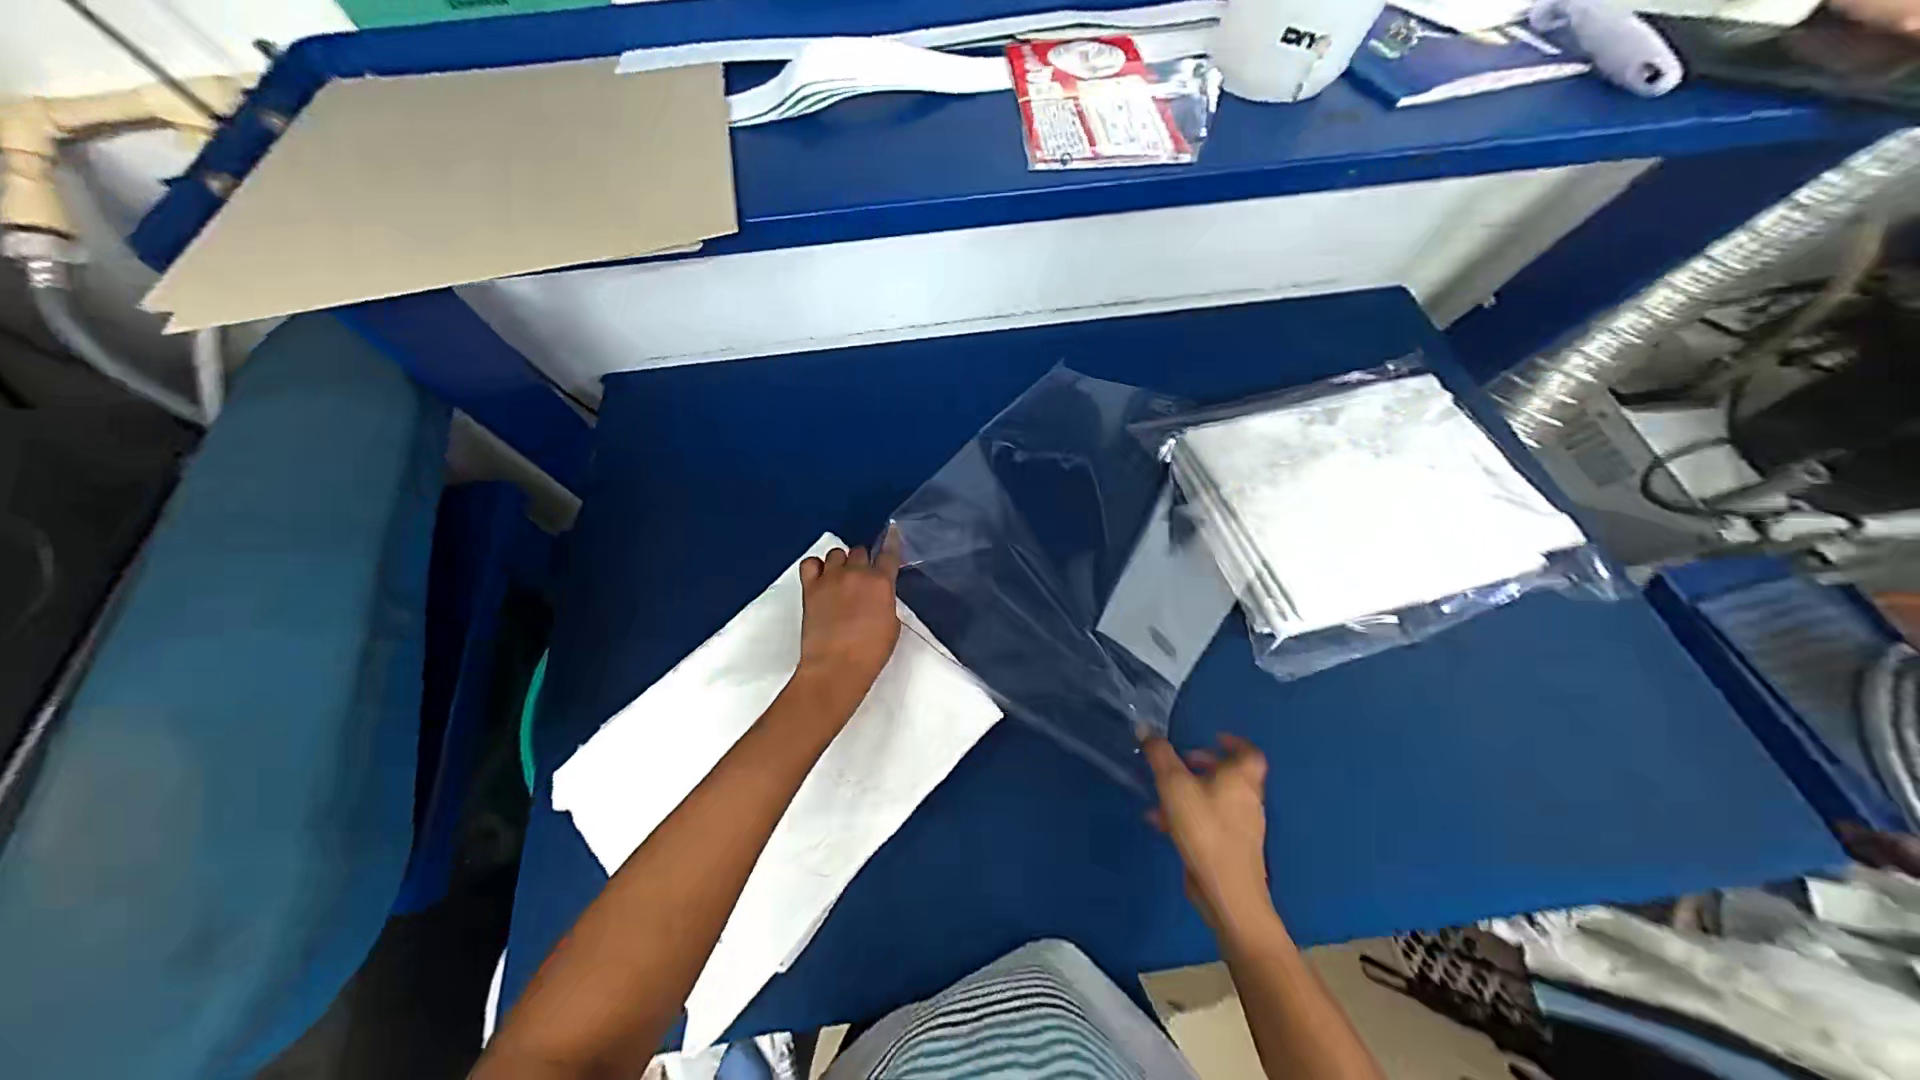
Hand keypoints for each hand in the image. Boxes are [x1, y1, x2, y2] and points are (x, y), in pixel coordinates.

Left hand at [795, 540, 902, 703]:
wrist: (836, 666)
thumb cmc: (870, 652)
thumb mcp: (892, 625)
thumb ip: (886, 601)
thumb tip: (877, 595)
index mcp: (880, 582)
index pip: (889, 554)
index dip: (892, 543)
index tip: (892, 534)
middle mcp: (856, 574)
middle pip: (860, 551)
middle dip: (863, 561)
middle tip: (862, 578)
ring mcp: (830, 578)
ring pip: (836, 553)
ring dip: (841, 562)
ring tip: (841, 578)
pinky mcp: (810, 588)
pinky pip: (810, 563)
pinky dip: (816, 566)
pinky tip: (821, 578)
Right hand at [1145, 734, 1272, 932]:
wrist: (1227, 891)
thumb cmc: (1204, 830)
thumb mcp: (1174, 786)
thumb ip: (1159, 756)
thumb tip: (1146, 729)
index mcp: (1241, 779)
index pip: (1249, 752)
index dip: (1233, 742)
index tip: (1213, 737)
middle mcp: (1247, 799)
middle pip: (1230, 774)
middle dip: (1204, 766)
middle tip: (1180, 763)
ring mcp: (1241, 826)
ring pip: (1217, 799)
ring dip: (1192, 791)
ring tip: (1163, 793)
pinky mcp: (1230, 848)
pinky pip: (1210, 822)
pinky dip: (1189, 815)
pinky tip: (1161, 823)